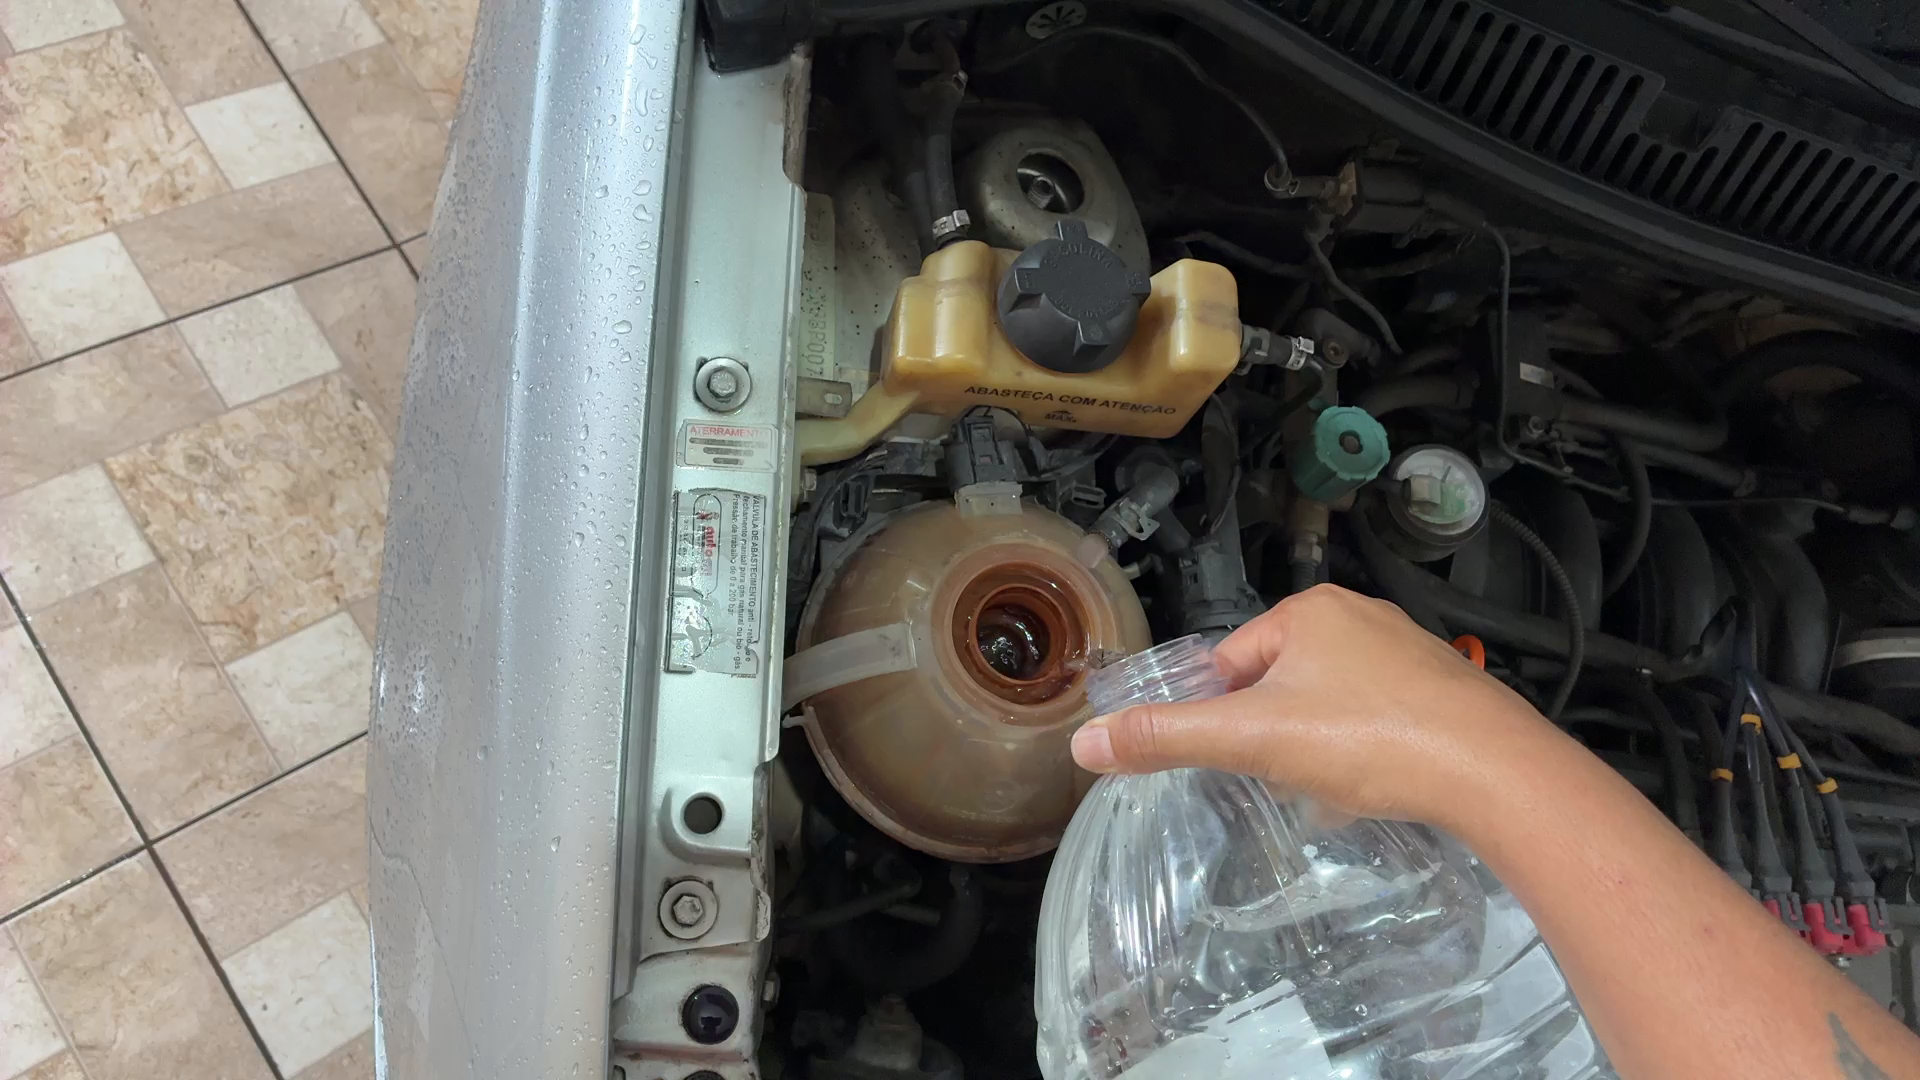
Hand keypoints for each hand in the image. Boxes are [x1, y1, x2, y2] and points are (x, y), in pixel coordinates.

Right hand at [1069, 584, 1574, 828]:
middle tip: (1289, 772)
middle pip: (1278, 678)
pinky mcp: (1444, 684)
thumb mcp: (1252, 739)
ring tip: (1333, 780)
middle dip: (1274, 726)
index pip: (1231, 660)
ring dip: (1316, 734)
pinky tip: (1376, 775)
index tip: (1244, 754)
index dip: (1227, 712)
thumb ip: (1167, 738)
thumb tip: (1084, 743)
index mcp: (1306, 610)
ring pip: (1327, 693)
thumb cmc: (1366, 740)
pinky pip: (1376, 706)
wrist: (1501, 776)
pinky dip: (1363, 738)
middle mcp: (1356, 614)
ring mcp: (1407, 646)